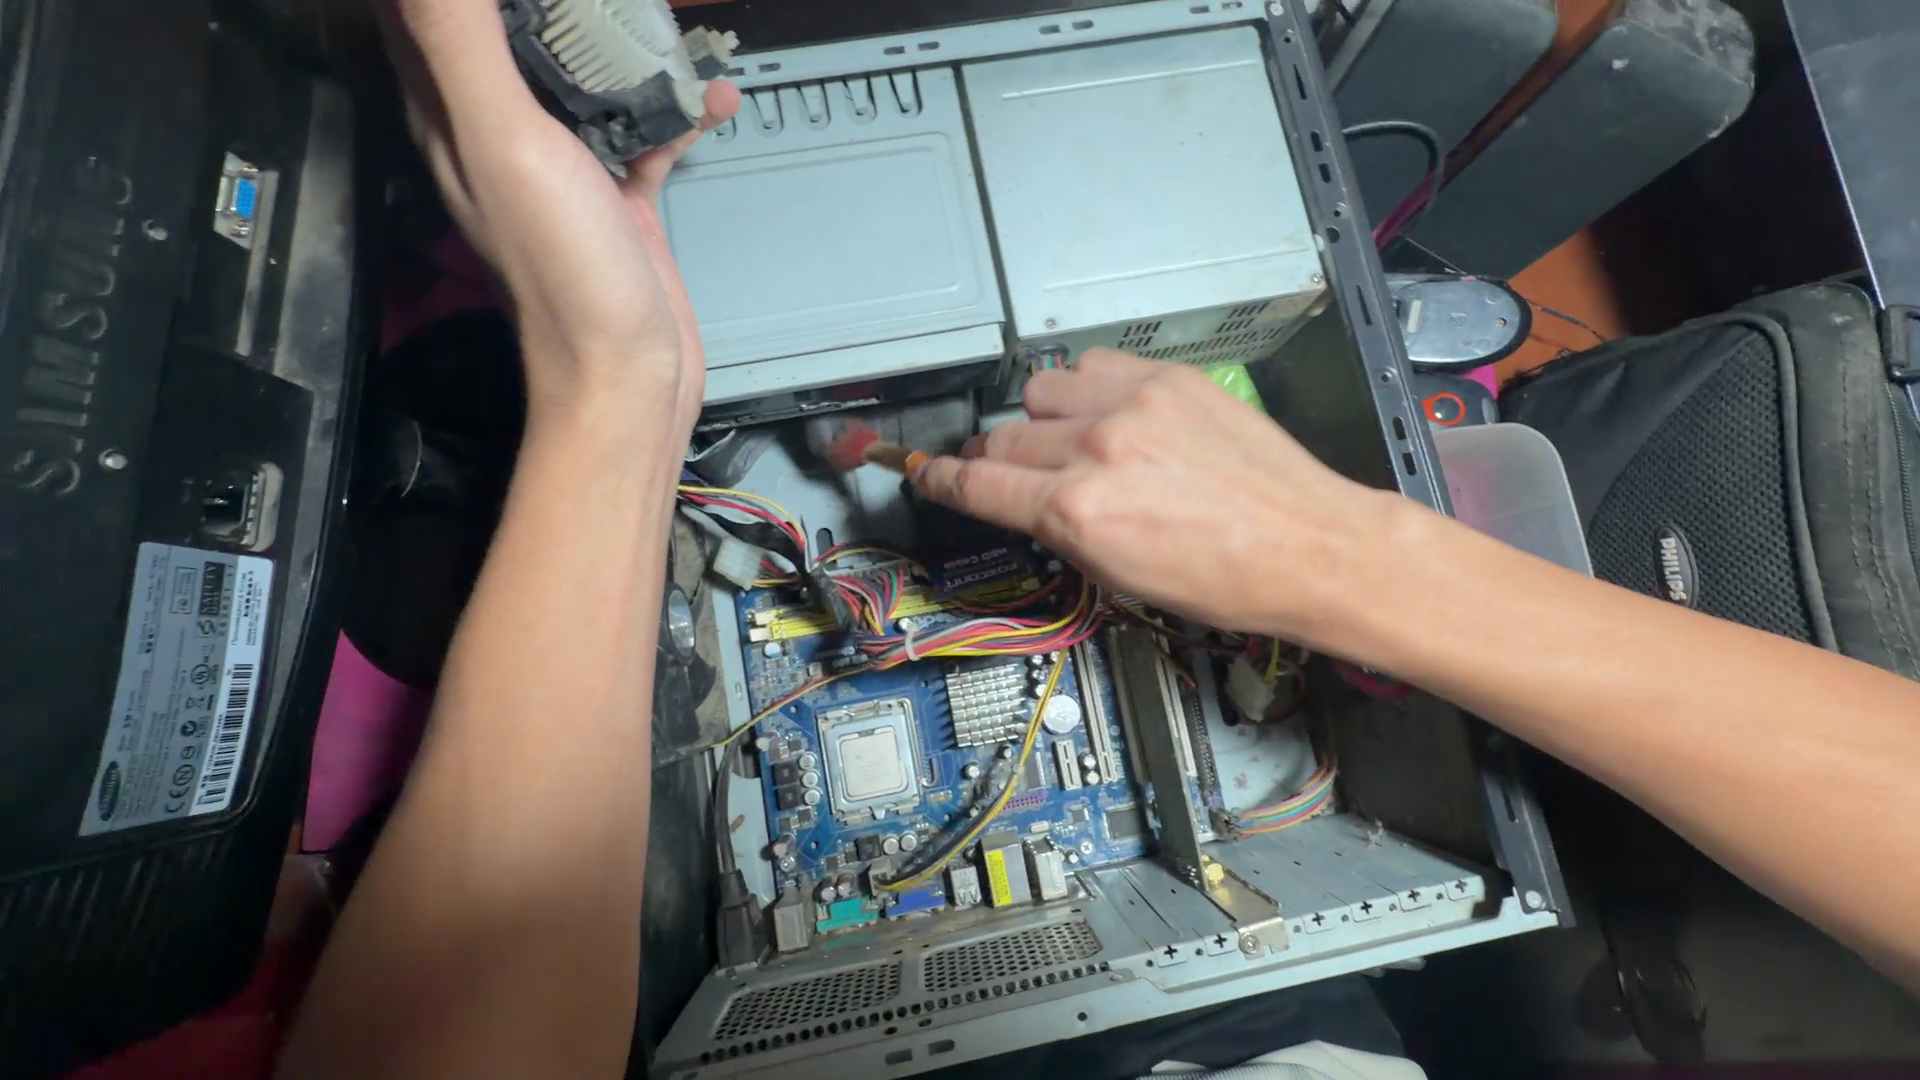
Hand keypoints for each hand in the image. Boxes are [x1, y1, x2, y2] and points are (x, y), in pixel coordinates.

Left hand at [381, 0, 740, 426]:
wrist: (631, 371)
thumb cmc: (565, 269)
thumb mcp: (506, 143)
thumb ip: (463, 40)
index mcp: (454, 114)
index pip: (423, 12)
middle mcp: (504, 133)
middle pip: (511, 34)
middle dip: (549, 0)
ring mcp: (568, 169)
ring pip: (583, 78)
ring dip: (617, 40)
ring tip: (659, 13)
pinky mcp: (621, 200)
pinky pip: (646, 136)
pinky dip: (678, 112)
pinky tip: (715, 93)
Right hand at [914, 350, 1406, 644]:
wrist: (1307, 545)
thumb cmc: (1222, 579)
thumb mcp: (1116, 575)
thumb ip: (1058, 526)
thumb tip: (1024, 498)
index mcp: (1078, 512)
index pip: (977, 485)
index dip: (941, 481)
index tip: (926, 473)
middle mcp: (1096, 448)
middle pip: (1002, 438)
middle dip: (993, 460)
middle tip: (1007, 472)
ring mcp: (1132, 404)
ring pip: (1040, 391)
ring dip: (1039, 419)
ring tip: (1067, 440)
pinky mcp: (1167, 377)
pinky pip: (1092, 365)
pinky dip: (1084, 388)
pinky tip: (1105, 411)